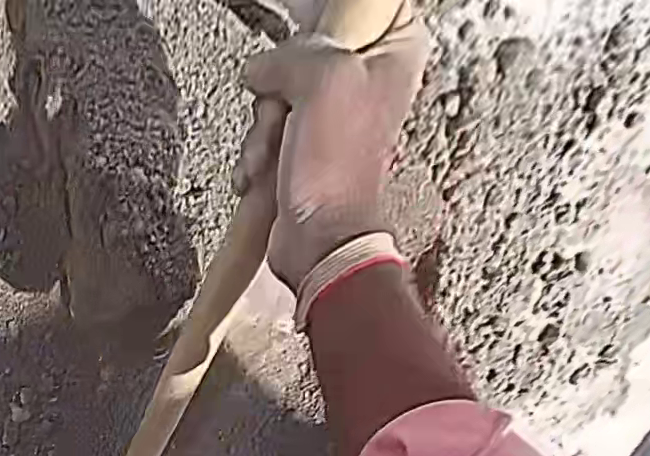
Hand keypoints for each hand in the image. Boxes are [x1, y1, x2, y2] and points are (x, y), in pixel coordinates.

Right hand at [235, 13, 429, 287]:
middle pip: (301, 53)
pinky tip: (259, 176)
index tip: (297, 30)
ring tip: (266, 160)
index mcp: (393, 47)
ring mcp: (329, 119)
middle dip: (276, 92)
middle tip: (281, 118)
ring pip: (276, 97)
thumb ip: (291, 53)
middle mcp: (364, 79)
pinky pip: (266, 134)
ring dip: (260, 132)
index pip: (354, 6)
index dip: (318, 16)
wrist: (315, 238)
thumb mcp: (322, 81)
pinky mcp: (301, 151)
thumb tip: (258, 70)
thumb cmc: (334, 167)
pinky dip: (256, 157)